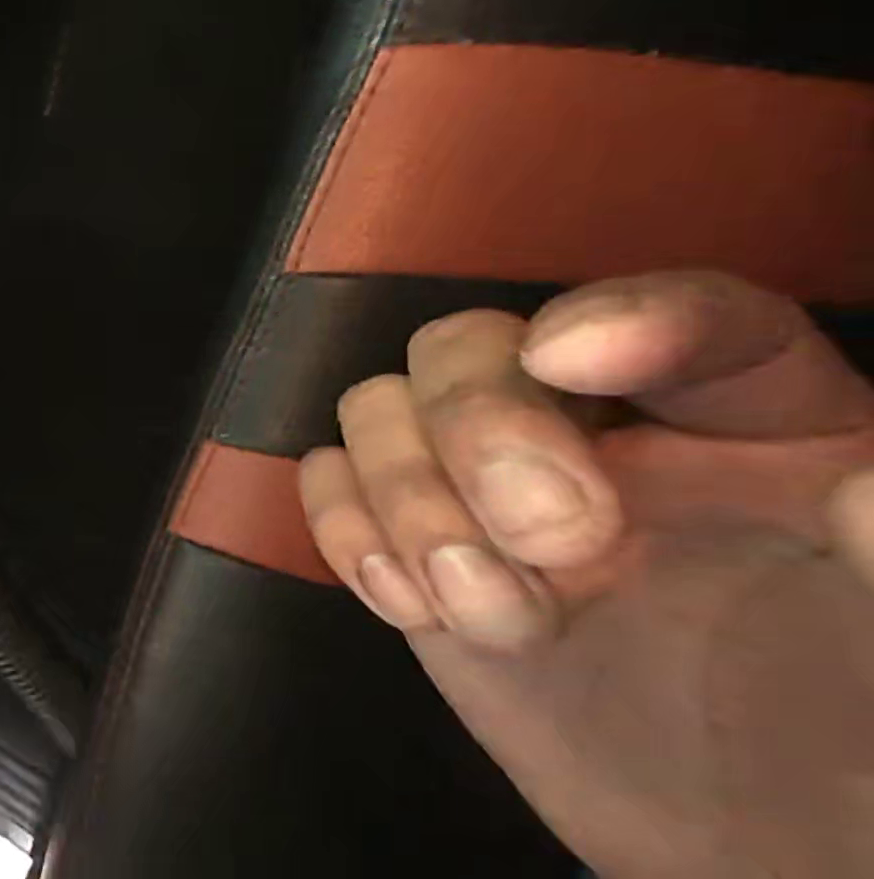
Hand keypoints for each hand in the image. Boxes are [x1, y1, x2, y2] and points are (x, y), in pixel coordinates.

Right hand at [299, 271, 873, 876]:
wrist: (736, 838)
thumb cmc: (858, 755)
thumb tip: (863, 488)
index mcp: (743, 424)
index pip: (686, 319)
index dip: (624, 316)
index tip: (570, 360)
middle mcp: (582, 426)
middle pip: (461, 346)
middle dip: (475, 426)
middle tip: (552, 544)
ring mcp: (467, 478)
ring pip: (371, 406)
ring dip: (406, 502)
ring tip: (489, 615)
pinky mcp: (397, 534)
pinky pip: (324, 480)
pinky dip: (345, 529)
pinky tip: (409, 606)